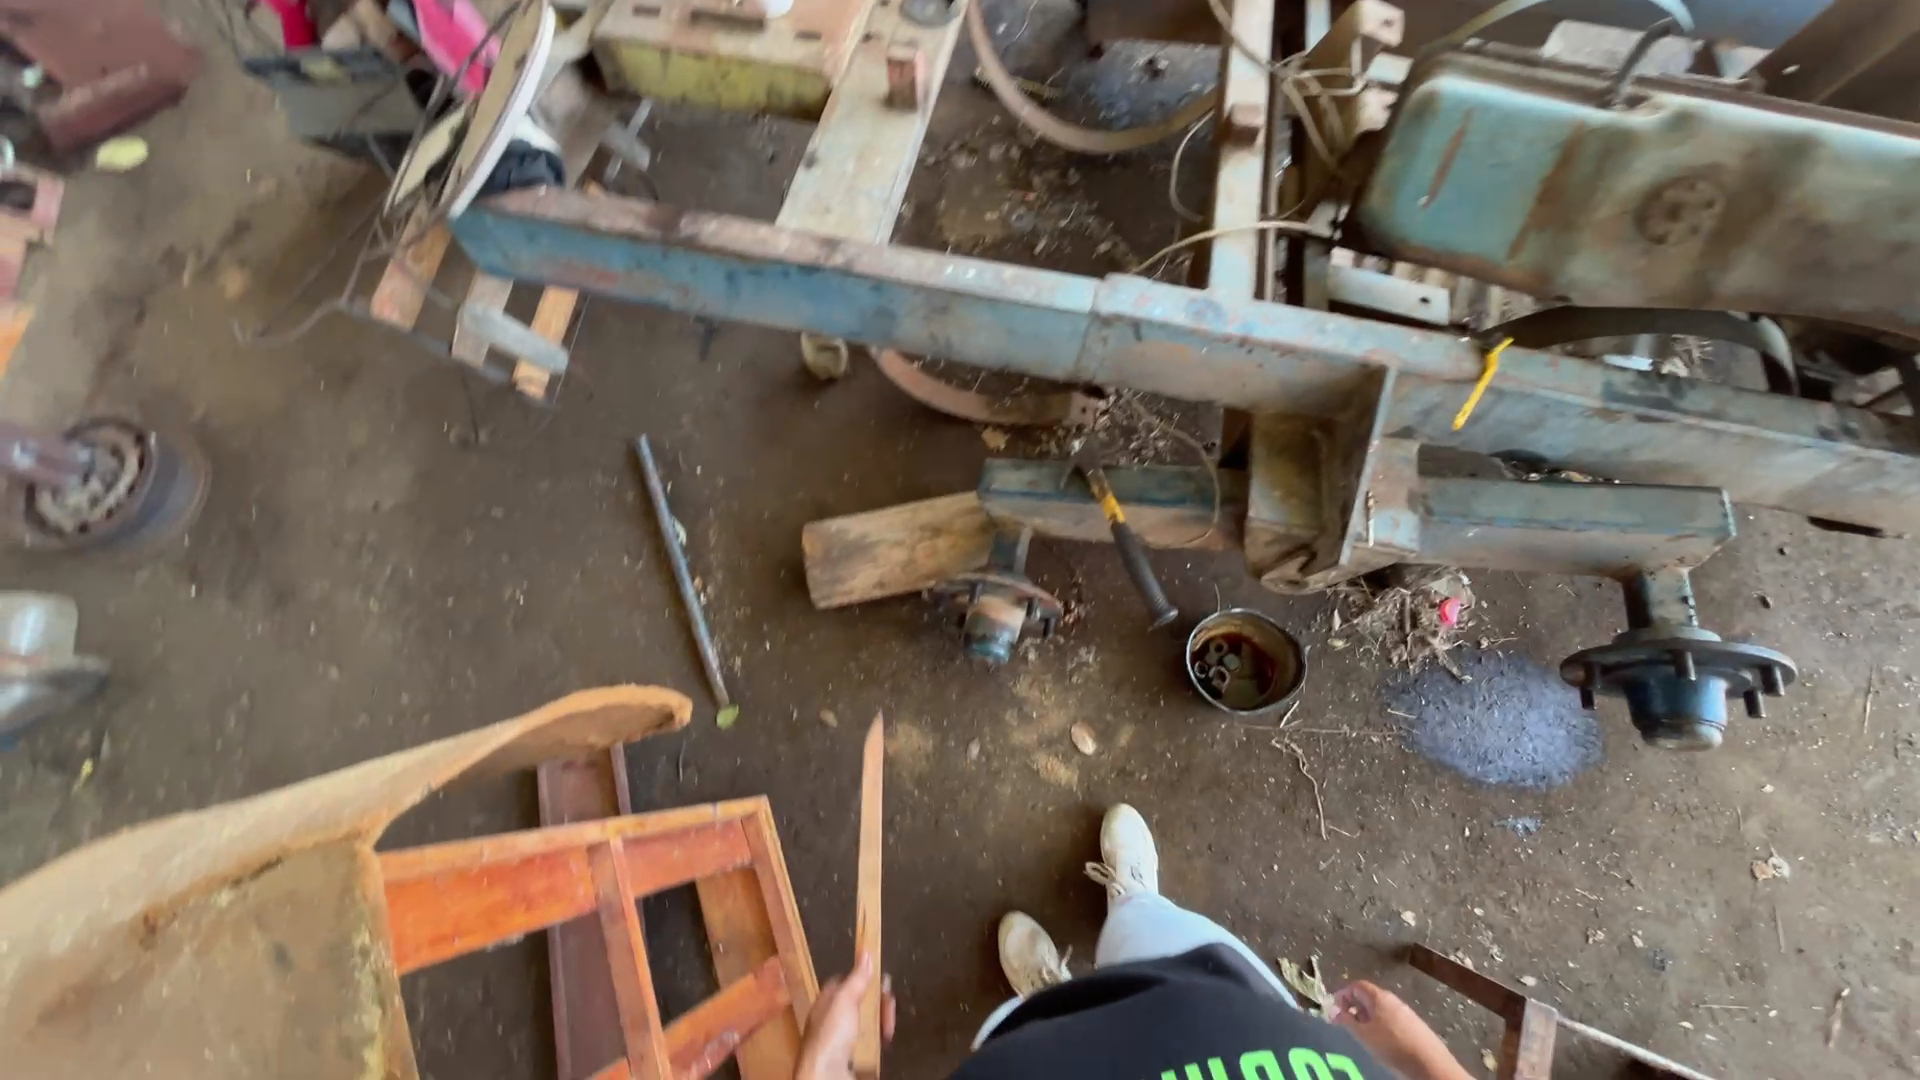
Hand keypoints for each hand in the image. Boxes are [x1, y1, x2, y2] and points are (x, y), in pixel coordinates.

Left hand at [795, 950, 896, 1079]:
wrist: (828, 1079)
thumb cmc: (832, 1035)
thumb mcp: (845, 1000)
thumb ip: (857, 977)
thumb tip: (866, 950)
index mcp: (826, 1001)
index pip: (845, 981)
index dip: (862, 977)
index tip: (880, 977)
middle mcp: (833, 1019)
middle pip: (860, 1001)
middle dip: (877, 1000)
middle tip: (889, 1004)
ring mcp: (843, 1040)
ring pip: (867, 1021)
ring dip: (881, 1019)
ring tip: (888, 1026)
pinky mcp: (854, 1057)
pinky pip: (870, 1041)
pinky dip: (879, 1038)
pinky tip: (885, 1040)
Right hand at [1328, 981, 1471, 1079]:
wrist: (1431, 1065)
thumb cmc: (1392, 1046)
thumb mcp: (1364, 1035)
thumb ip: (1346, 1021)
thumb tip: (1331, 1011)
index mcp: (1378, 996)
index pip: (1355, 985)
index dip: (1342, 995)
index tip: (1335, 1010)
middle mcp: (1393, 999)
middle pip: (1369, 997)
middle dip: (1356, 1008)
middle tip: (1349, 1024)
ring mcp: (1407, 1012)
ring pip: (1382, 1010)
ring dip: (1369, 1019)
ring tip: (1366, 1036)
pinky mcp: (1417, 1026)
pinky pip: (1394, 1020)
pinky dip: (1384, 1026)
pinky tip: (1385, 1043)